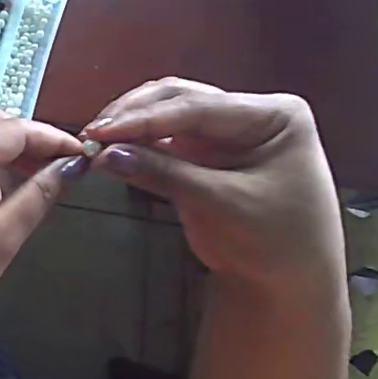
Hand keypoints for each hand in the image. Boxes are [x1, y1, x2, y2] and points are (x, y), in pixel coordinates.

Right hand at [82, 79, 342, 292]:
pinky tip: (110, 150)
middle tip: (91, 136)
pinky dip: (135, 142)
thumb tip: (105, 155)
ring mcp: (222, 132)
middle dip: (132, 114)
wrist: (286, 279)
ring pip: (165, 113)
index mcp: (270, 114)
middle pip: (178, 99)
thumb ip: (163, 174)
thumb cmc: (273, 240)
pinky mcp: (201, 153)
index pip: (196, 107)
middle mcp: (245, 113)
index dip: (143, 119)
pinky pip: (161, 139)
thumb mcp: (220, 204)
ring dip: (129, 124)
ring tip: (94, 141)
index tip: (99, 132)